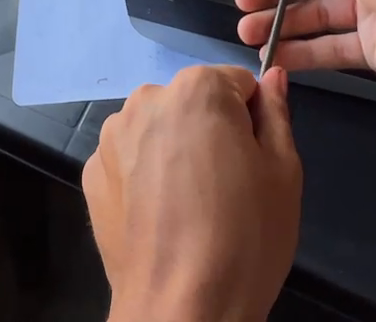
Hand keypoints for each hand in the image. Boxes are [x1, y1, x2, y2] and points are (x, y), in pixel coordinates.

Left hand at [83, 65, 301, 321]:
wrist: (181, 311)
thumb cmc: (244, 238)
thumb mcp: (283, 172)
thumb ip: (276, 113)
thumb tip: (273, 77)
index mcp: (198, 89)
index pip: (238, 83)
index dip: (253, 119)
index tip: (254, 160)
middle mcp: (148, 98)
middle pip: (194, 102)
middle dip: (211, 131)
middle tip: (226, 187)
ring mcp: (113, 135)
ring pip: (160, 128)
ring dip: (175, 149)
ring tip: (191, 206)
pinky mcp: (92, 171)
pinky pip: (130, 159)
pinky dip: (145, 176)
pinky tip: (161, 216)